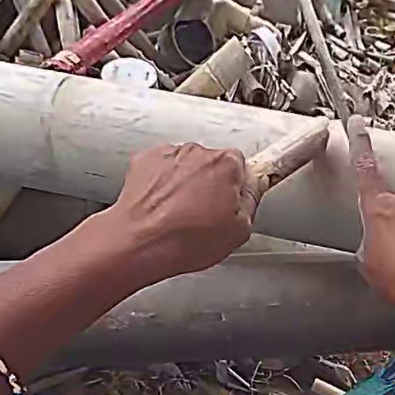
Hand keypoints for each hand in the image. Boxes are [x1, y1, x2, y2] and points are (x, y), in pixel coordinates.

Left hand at [100, 142, 252, 283]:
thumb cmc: (185, 239)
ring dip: (185, 186)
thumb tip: (256, 186)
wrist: (138, 242)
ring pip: (186, 167)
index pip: (243, 166)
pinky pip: (162, 170)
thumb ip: (252, 201)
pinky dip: (162, 185)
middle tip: (207, 217)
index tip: (232, 204)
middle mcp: (198, 152)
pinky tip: (162, 210)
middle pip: (213, 164)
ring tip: (180, 217)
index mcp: (227, 164)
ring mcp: (170, 155)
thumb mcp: (239, 231)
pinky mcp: (145, 162)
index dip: (238, 189)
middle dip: (211, 186)